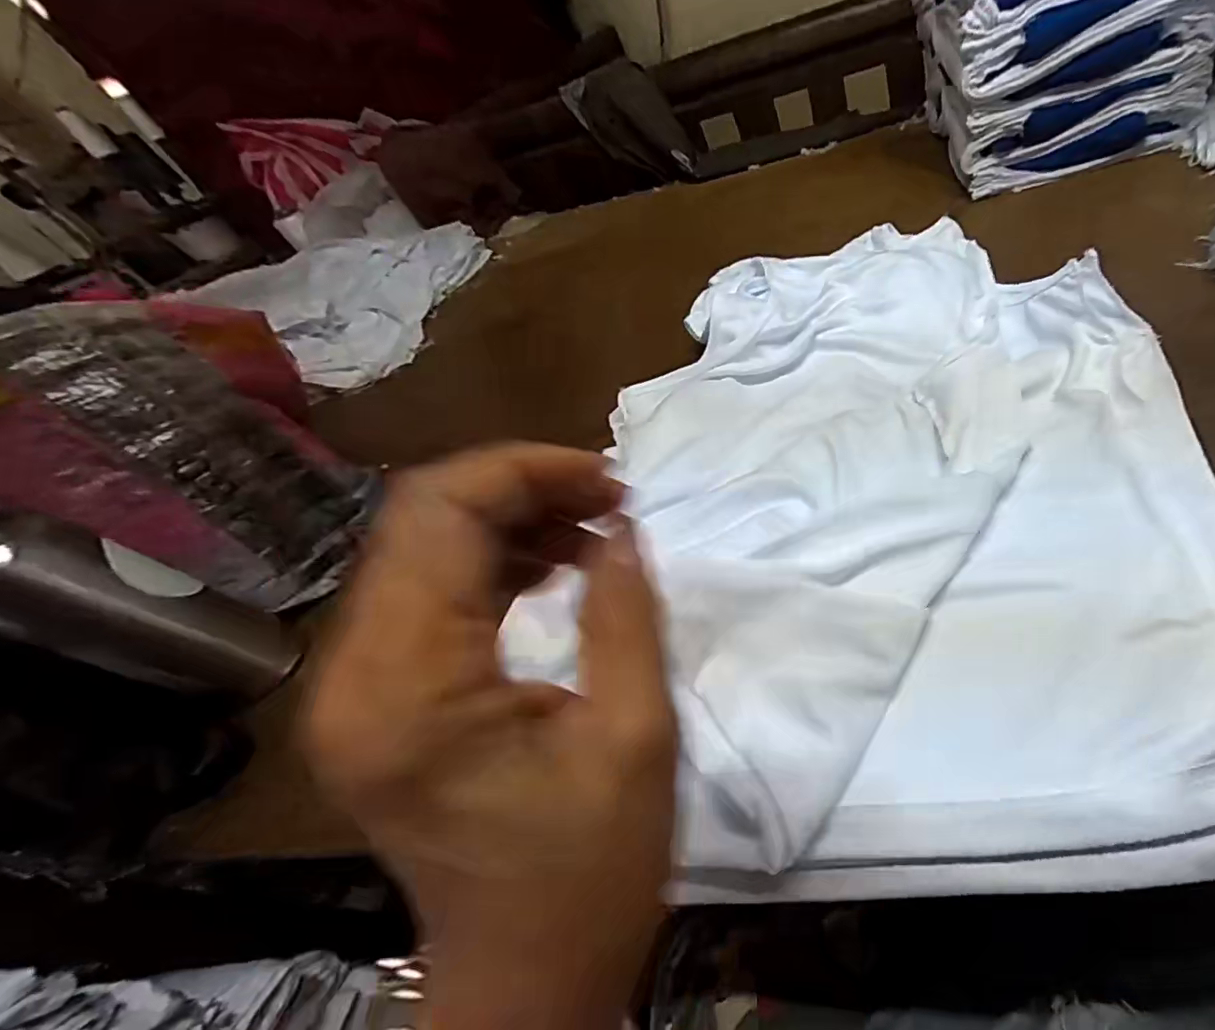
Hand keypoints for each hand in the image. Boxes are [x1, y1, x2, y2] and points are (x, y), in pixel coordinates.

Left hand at [304, 444, 676, 1029]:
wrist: (530, 967)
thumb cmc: (593, 862)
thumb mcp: (633, 730)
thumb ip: (625, 614)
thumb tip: (622, 526)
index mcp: (411, 683)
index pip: (437, 514)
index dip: (528, 470)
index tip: (616, 482)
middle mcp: (356, 675)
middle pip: (420, 522)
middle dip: (526, 489)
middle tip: (617, 502)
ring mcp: (359, 689)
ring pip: (424, 551)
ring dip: (516, 521)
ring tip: (599, 528)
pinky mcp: (382, 700)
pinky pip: (432, 595)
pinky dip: (500, 562)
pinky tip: (560, 568)